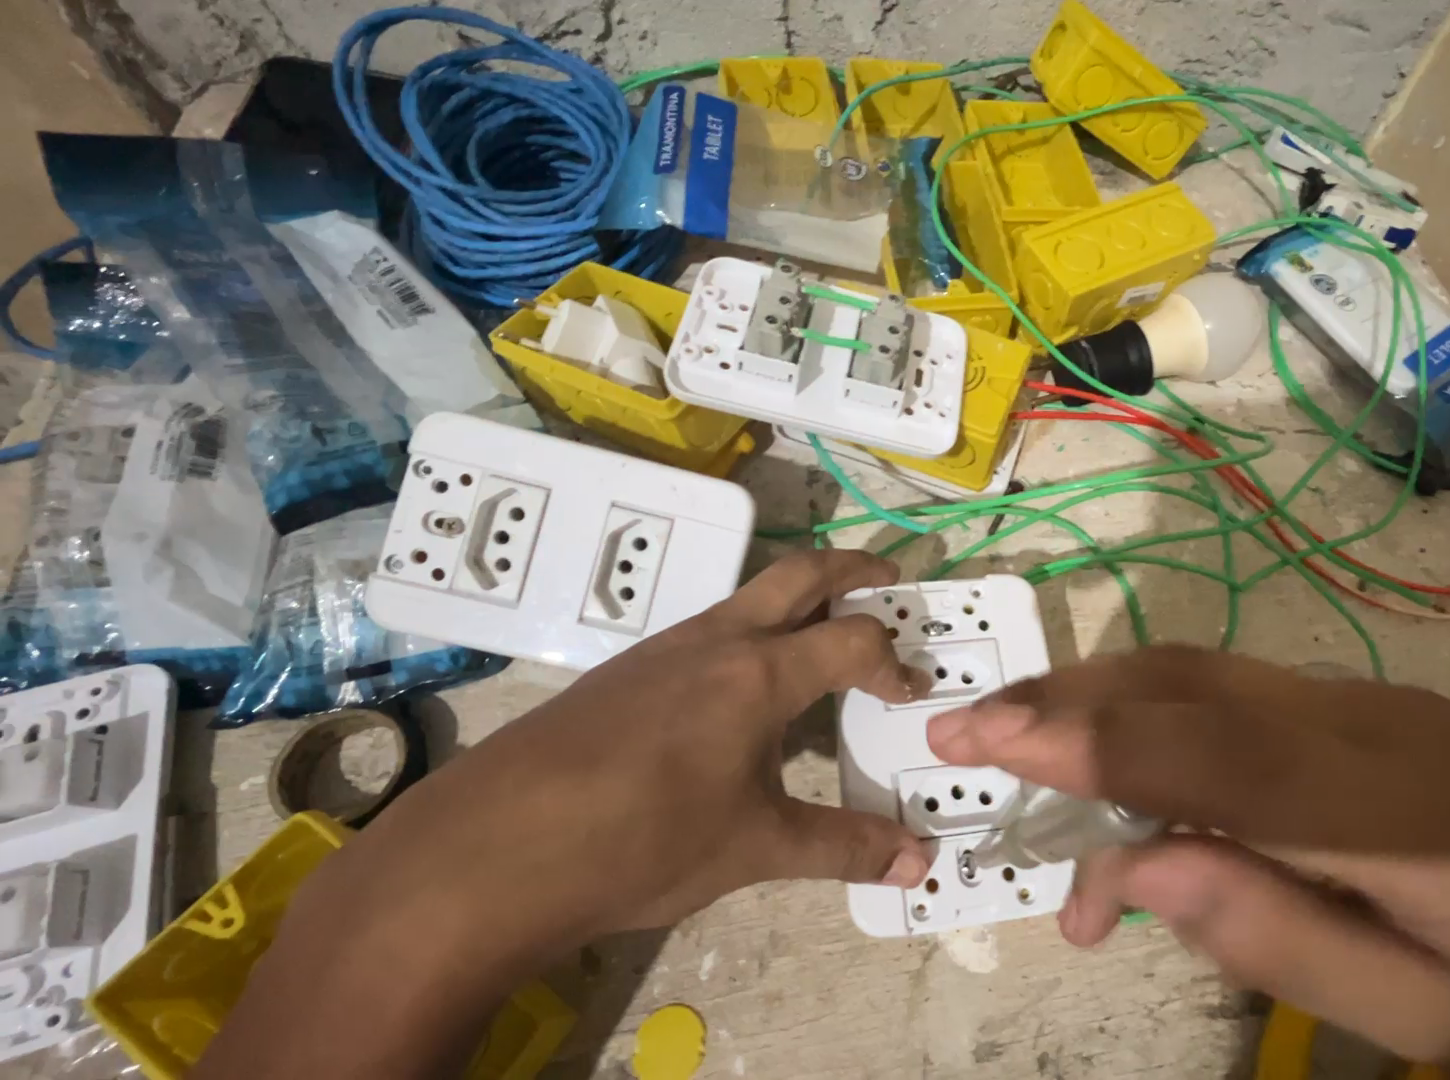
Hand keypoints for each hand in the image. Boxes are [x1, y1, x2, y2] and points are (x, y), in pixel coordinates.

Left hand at [344, 548, 932, 942]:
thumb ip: (842, 848)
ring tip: (824, 635)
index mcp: (758, 673)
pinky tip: (742, 693)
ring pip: (748, 598)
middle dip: (852, 568)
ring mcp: (665, 649)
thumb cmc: (642, 840)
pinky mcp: (629, 672)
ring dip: (797, 601)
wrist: (494, 849)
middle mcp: (716, 641)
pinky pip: (708, 632)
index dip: (893, 664)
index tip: (911, 694)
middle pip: (800, 574)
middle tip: (889, 577)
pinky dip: (751, 636)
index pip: (853, 642)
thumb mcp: (754, 848)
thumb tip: (918, 864)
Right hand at [927, 647, 1449, 1078]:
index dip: (1097, 741)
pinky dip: (1153, 739)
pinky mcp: (1361, 722)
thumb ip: (1290, 941)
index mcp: (1412, 809)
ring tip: (1025, 782)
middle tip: (965, 730)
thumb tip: (1142, 868)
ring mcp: (1369, 711)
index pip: (1221, 752)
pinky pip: (1231, 710)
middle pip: (1193, 683)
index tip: (988, 737)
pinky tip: (1128, 815)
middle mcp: (1375, 726)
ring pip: (1201, 680)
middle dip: (1068, 699)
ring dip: (1099, 716)